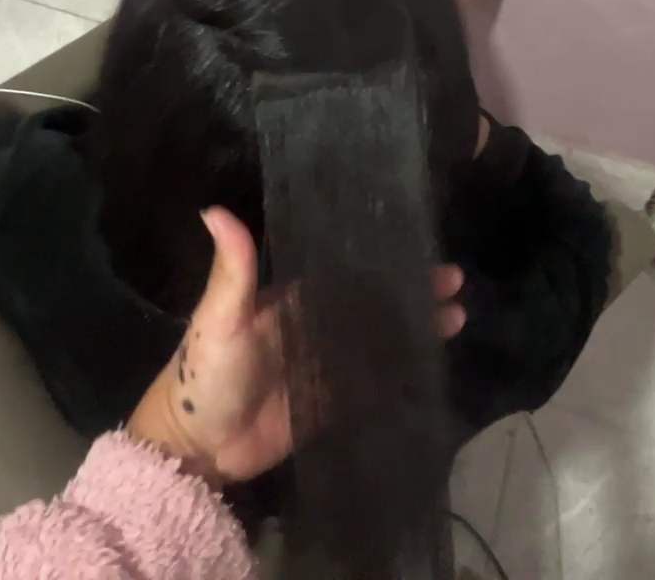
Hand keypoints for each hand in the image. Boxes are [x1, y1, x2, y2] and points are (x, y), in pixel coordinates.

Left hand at [127, 206, 467, 485]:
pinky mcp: (329, 403)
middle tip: (455, 283)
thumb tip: (213, 208)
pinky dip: (400, 370)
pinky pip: (373, 382)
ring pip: (379, 338)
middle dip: (411, 291)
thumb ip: (232, 270)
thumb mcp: (220, 317)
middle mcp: (314, 326)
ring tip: (456, 317)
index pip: (347, 271)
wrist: (198, 447)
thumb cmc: (206, 374)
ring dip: (414, 327)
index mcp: (293, 299)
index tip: (422, 249)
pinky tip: (431, 362)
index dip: (383, 260)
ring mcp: (324, 365)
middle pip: (372, 302)